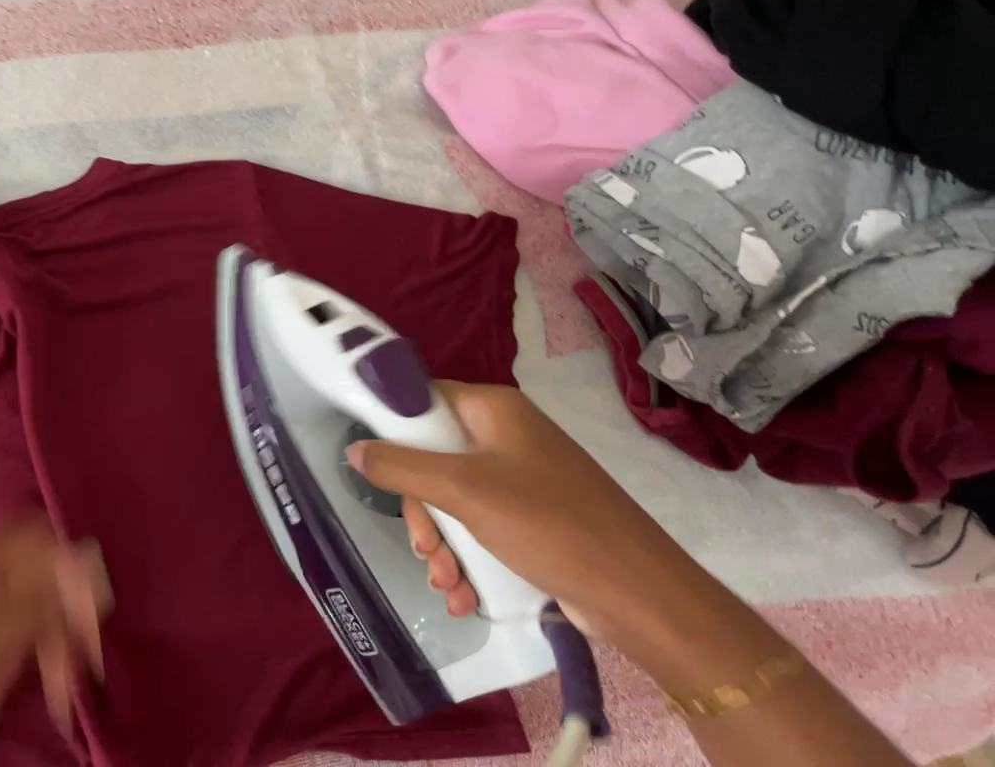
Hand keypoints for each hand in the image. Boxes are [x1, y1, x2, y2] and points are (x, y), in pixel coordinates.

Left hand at [0, 519, 110, 766]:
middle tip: (66, 683)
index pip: (44, 544)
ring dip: (24, 646)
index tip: (89, 642)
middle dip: (52, 624)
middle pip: (27, 571)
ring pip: (5, 598)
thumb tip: (89, 562)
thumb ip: (35, 602)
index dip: (77, 586)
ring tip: (18, 698)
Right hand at [347, 380, 700, 639]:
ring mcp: (522, 479)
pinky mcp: (535, 518)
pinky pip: (481, 526)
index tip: (375, 465)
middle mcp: (506, 436)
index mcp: (494, 410)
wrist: (641, 597)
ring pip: (453, 499)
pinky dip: (468, 560)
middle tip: (424, 546)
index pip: (423, 400)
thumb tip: (354, 450)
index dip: (393, 428)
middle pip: (432, 458)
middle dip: (421, 510)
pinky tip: (464, 594)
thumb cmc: (548, 525)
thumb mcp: (462, 491)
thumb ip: (399, 466)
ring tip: (446, 583)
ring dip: (442, 544)